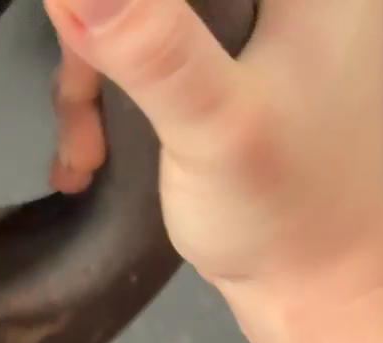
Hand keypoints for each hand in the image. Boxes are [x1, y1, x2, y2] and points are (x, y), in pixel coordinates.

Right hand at [44, 0, 382, 312]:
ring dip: (87, 99)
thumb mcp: (209, 121)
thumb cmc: (276, 200)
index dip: (115, 12)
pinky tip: (88, 160)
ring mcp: (245, 37)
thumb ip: (152, 52)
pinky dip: (97, 115)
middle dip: (93, 59)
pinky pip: (133, 71)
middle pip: (145, 4)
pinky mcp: (215, 77)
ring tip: (84, 161)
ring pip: (129, 32)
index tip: (84, 62)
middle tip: (82, 132)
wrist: (300, 276)